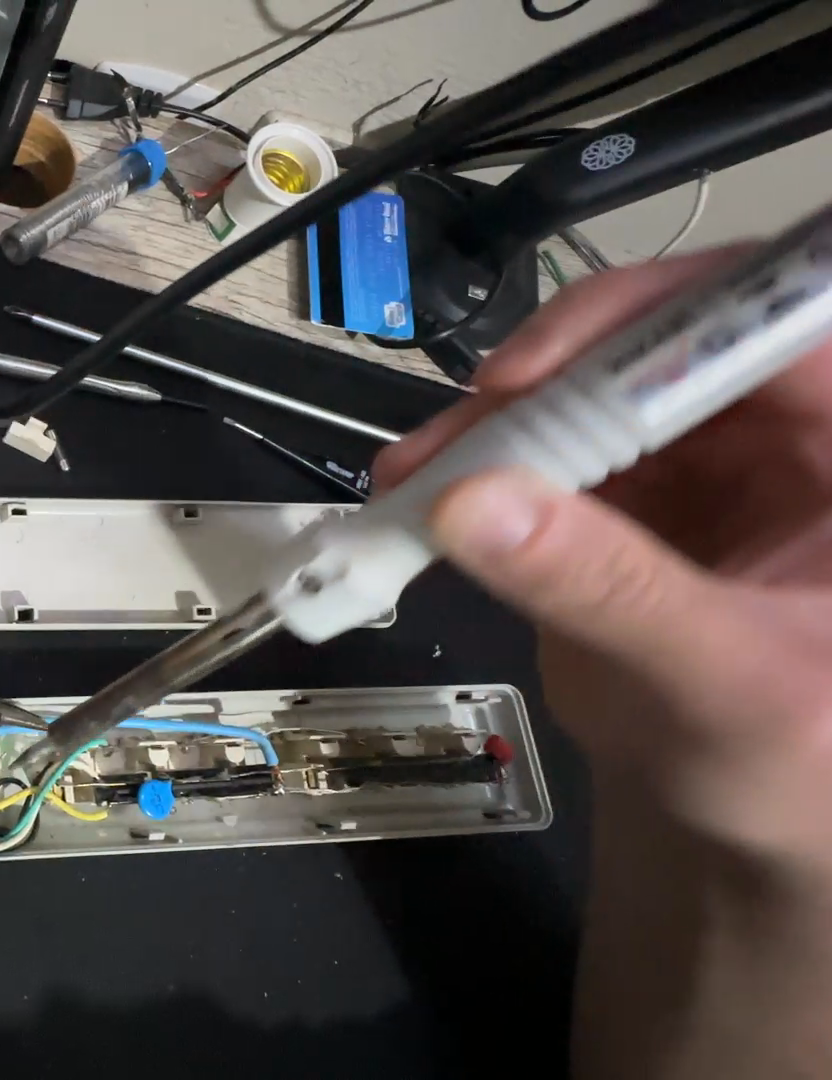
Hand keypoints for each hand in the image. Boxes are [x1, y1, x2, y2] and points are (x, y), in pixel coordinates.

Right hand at [375, 251, 831, 860]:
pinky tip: (415, 500)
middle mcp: (792, 437)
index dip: (657, 318)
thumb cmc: (796, 771)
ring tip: (405, 477)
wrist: (751, 811)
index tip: (528, 374)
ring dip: (480, 431)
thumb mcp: (721, 684)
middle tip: (442, 440)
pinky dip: (468, 472)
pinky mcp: (622, 497)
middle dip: (533, 386)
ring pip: (579, 398)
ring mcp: (702, 463)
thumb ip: (606, 591)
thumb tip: (465, 503)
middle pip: (657, 349)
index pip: (782, 323)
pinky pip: (537, 456)